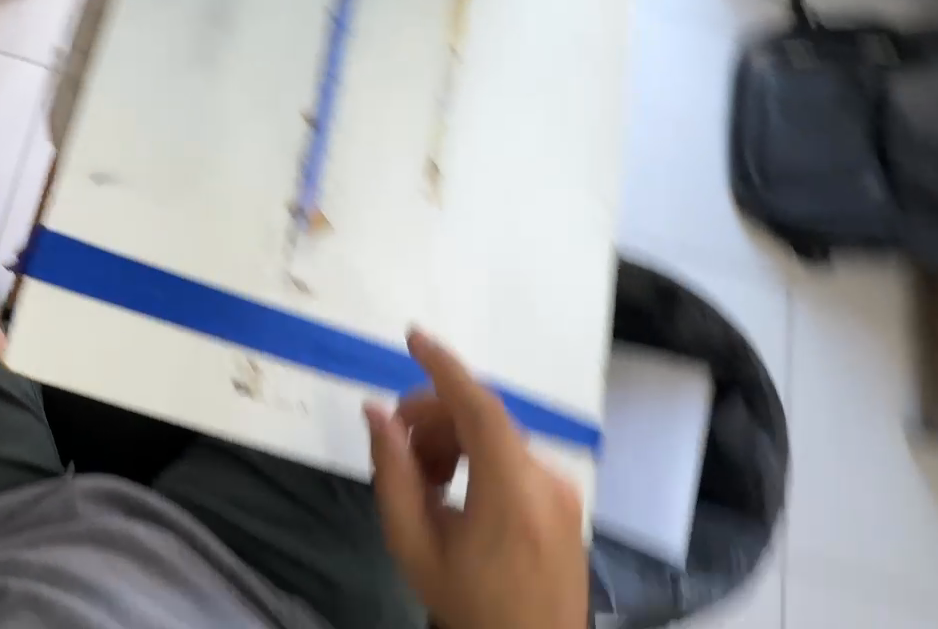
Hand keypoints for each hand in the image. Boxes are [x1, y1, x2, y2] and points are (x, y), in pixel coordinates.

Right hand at [365, 330, 587, 628]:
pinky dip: (473, 453)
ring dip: (449, 437)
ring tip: (423, 478)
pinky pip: (509, 452)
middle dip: (429, 418)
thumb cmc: (467, 602)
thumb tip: (375, 411)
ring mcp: (560, 488)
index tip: (412, 336)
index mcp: (512, 493)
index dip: (443, 367)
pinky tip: (452, 486)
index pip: (478, 408)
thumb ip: (392, 471)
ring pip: (492, 432)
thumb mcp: (412, 542)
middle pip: (478, 417)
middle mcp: (545, 480)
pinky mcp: (563, 497)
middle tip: (396, 449)